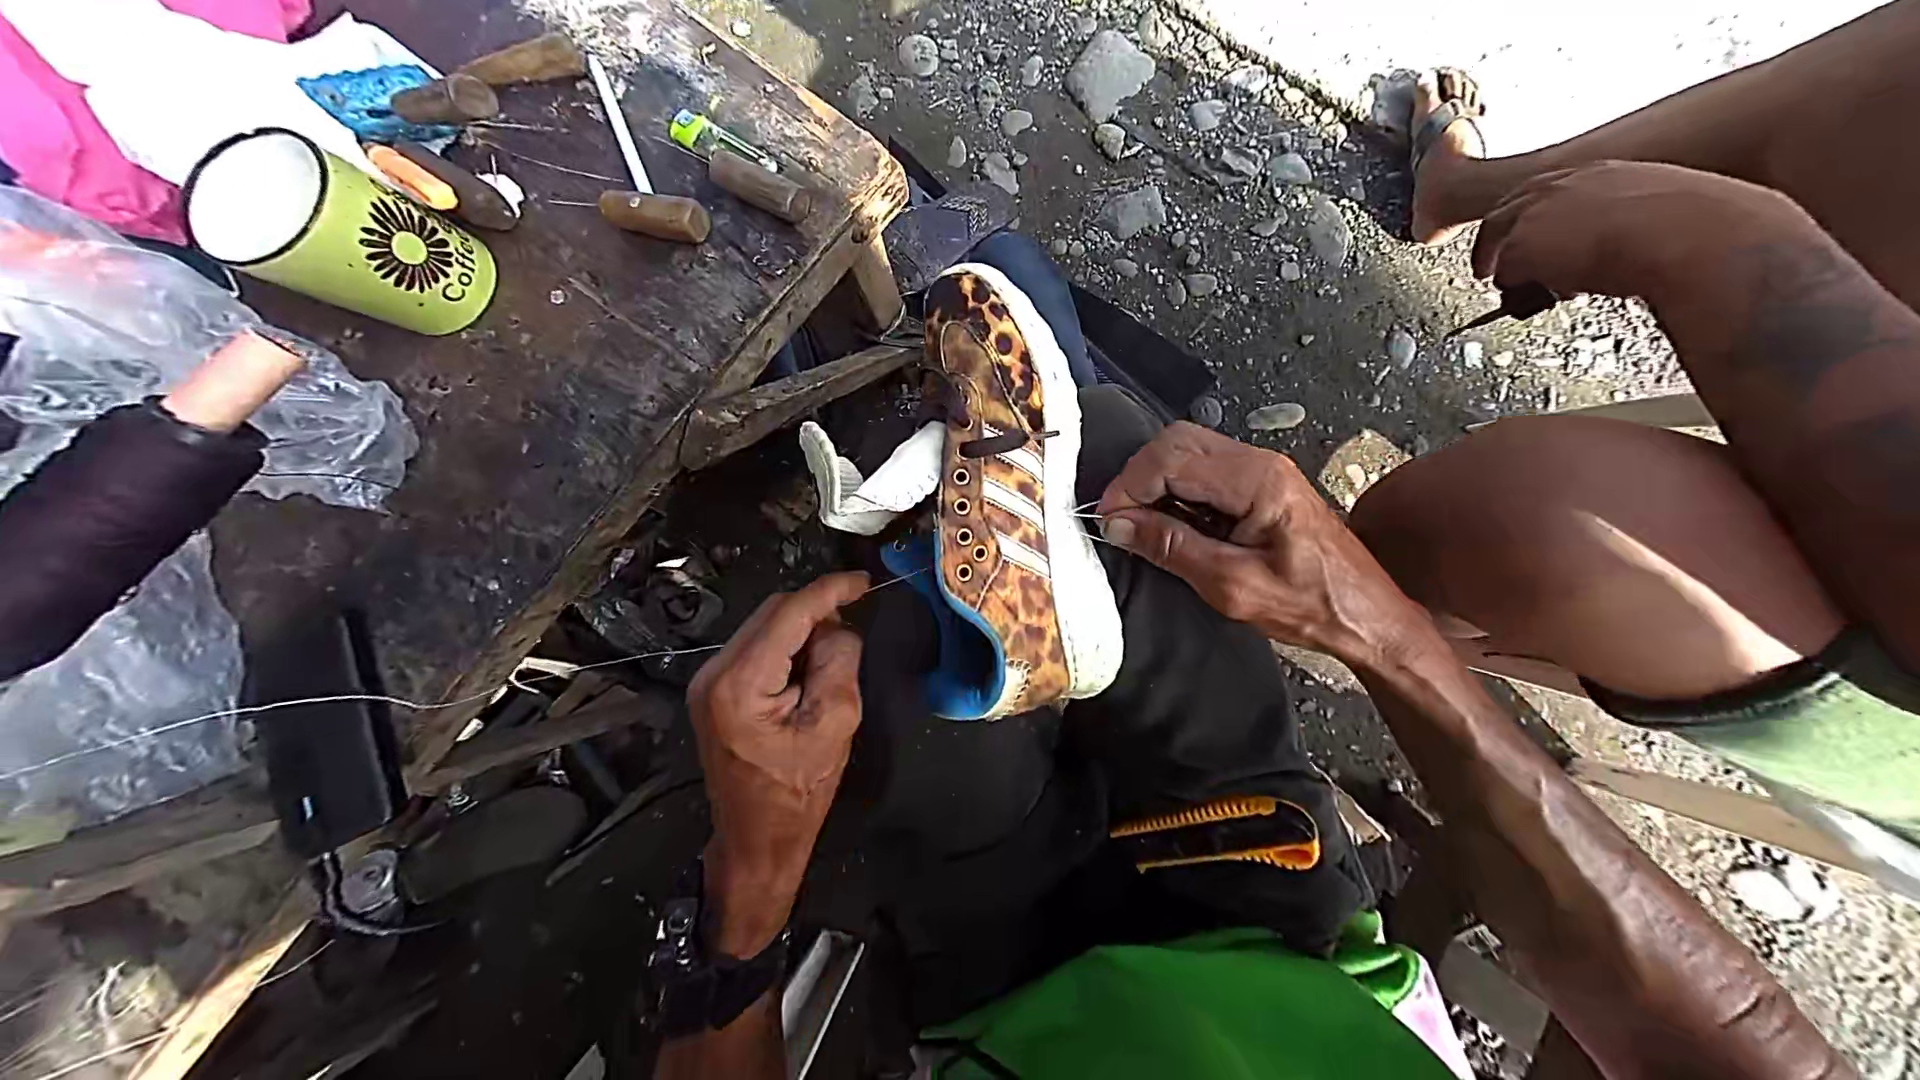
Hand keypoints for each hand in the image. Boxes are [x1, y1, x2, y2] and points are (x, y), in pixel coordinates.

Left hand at [687, 571, 867, 956]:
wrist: (756, 840)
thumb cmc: (799, 793)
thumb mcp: (836, 723)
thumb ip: (839, 660)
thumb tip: (838, 627)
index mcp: (740, 684)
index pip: (789, 613)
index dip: (830, 590)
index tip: (864, 581)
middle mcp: (714, 673)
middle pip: (772, 612)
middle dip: (817, 613)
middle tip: (852, 634)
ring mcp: (708, 680)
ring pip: (765, 625)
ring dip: (803, 631)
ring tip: (830, 663)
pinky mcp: (714, 689)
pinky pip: (758, 646)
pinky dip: (788, 647)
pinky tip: (807, 672)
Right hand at [1098, 423, 1429, 666]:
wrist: (1365, 614)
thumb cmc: (1311, 605)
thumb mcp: (1231, 585)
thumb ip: (1172, 548)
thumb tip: (1120, 524)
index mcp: (1258, 482)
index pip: (1171, 460)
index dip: (1129, 487)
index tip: (1108, 520)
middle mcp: (1260, 463)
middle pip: (1176, 440)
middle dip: (1137, 477)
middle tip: (1119, 519)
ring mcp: (1261, 469)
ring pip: (1185, 448)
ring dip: (1153, 482)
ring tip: (1140, 524)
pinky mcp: (1258, 483)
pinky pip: (1202, 468)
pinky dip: (1173, 488)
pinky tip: (1170, 522)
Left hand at [1472, 161, 1830, 301]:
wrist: (1693, 236)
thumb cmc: (1693, 229)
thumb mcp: (1652, 215)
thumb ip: (1614, 225)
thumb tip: (1598, 254)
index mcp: (1598, 173)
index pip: (1540, 192)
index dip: (1522, 219)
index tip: (1515, 239)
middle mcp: (1561, 187)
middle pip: (1503, 215)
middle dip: (1491, 245)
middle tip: (1485, 272)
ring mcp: (1536, 214)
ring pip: (1503, 248)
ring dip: (1511, 274)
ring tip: (1528, 294)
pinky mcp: (1520, 244)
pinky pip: (1507, 276)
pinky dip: (1522, 290)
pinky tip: (1550, 294)